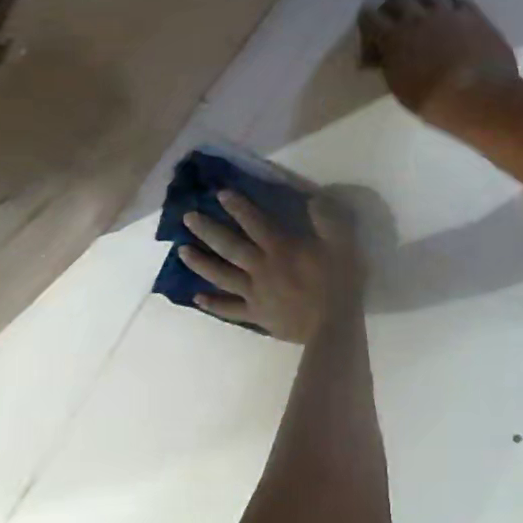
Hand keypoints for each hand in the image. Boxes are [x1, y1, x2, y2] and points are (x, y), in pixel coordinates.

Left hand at [180, 190, 362, 342]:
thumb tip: (313, 199)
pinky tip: (197, 298)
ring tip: (181, 251)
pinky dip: (213, 304)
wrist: (335, 329)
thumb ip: (326, 218)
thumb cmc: (338, 284)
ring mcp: (255, 293)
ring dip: (200, 262)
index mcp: (280, 248)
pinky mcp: (257, 315)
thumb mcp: (341, 243)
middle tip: (186, 217)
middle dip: (207, 229)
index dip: (237, 206)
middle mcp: (261, 267)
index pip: (253, 221)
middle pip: (228, 245)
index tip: (218, 193)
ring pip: (221, 275)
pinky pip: (230, 309)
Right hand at [358, 0, 519, 129]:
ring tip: (429, 12)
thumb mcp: (402, 90)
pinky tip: (455, 14)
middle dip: (395, 4)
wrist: (485, 96)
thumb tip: (385, 57)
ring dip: (426, 0)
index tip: (372, 30)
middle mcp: (417, 18)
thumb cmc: (438, 102)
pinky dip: (453, 4)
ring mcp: (447, 13)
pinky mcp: (473, 14)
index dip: (368, 22)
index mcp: (394, 38)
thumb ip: (391, 66)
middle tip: (399, 17)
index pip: (370, 17)